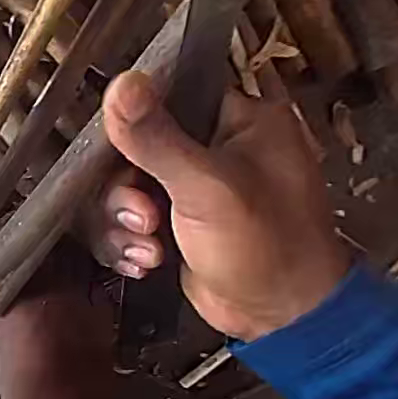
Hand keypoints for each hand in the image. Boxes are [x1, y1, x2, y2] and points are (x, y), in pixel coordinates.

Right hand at [102, 71, 350, 340]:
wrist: (279, 316)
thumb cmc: (263, 244)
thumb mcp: (206, 186)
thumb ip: (156, 138)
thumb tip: (120, 82)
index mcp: (239, 123)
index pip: (164, 102)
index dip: (131, 130)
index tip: (120, 162)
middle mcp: (212, 150)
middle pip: (128, 154)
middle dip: (124, 195)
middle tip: (143, 220)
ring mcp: (188, 190)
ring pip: (118, 193)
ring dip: (122, 226)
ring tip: (149, 251)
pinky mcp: (170, 224)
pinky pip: (122, 223)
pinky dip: (126, 244)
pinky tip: (146, 263)